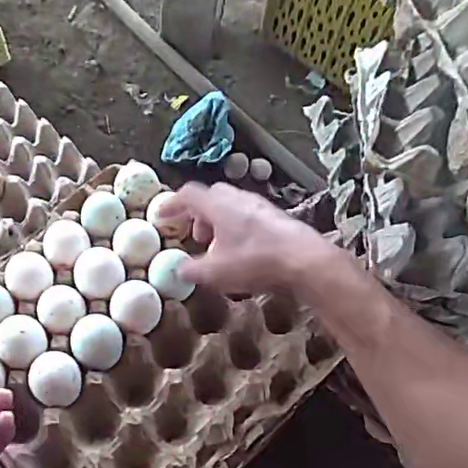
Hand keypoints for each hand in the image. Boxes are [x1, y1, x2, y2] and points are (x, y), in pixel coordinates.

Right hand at [159, 182, 342, 296]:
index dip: (172, 204)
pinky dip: (236, 227)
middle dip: (197, 214)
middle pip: (210, 196)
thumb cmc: (255, 261)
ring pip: (230, 205)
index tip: (162, 216)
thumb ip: (191, 270)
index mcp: (218, 205)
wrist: (304, 260)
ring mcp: (260, 205)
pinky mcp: (276, 217)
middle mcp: (238, 198)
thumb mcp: (215, 272)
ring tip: (217, 247)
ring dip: (218, 222)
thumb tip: (178, 269)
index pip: (188, 194)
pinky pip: (247, 215)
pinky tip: (241, 251)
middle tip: (194, 235)